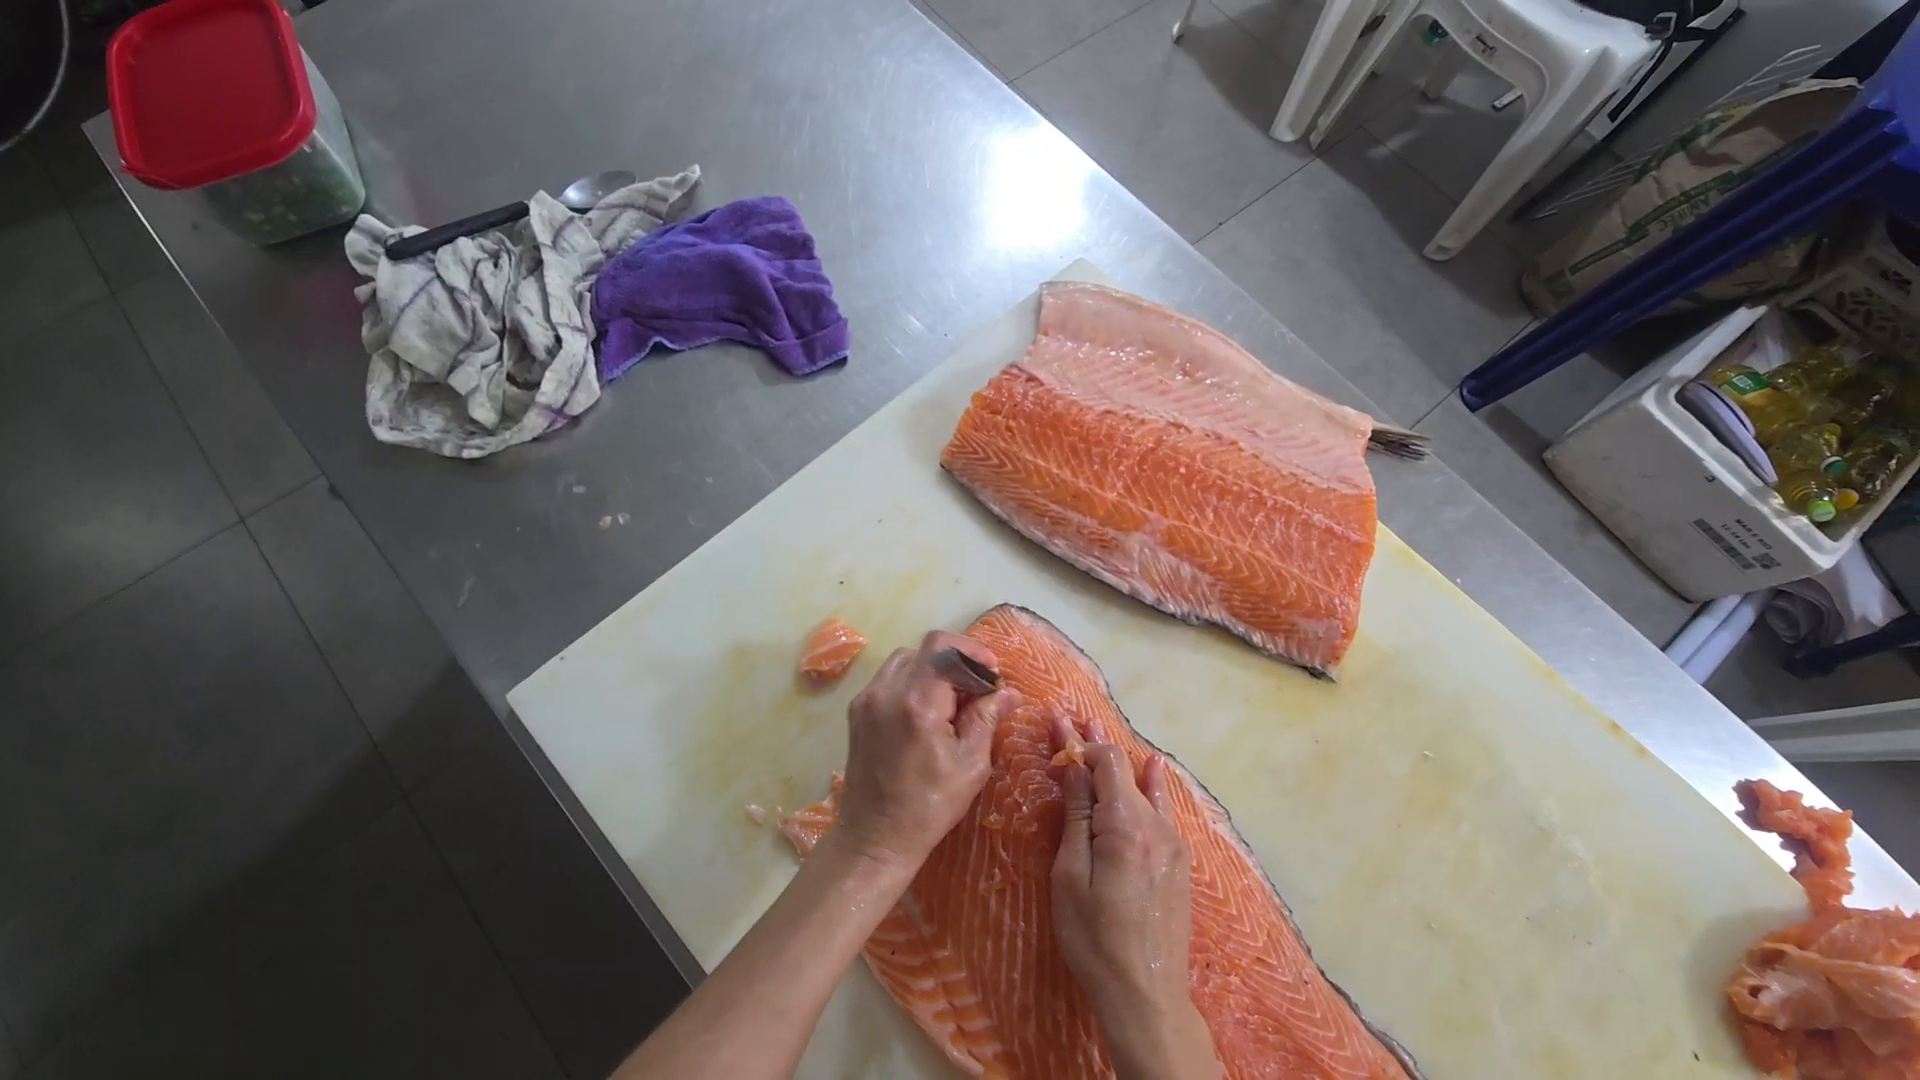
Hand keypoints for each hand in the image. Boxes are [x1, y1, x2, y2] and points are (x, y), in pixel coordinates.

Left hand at [833, 631, 1020, 873]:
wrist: (874, 837)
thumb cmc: (929, 807)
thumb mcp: (971, 764)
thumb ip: (987, 718)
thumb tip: (1008, 692)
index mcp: (917, 704)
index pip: (943, 647)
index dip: (972, 651)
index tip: (991, 674)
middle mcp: (886, 692)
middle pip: (925, 650)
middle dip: (955, 663)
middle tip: (976, 691)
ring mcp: (866, 701)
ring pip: (905, 661)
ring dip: (932, 672)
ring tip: (951, 703)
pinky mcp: (857, 712)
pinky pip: (888, 680)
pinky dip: (911, 684)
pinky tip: (926, 714)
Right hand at [1050, 715, 1219, 1079]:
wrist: (1146, 994)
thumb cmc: (1094, 939)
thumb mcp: (1070, 877)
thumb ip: (1077, 817)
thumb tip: (1073, 768)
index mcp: (1126, 825)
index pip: (1105, 763)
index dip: (1079, 740)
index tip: (1056, 721)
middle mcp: (1156, 825)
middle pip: (1124, 770)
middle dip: (1095, 744)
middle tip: (1072, 718)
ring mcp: (1173, 843)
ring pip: (1143, 788)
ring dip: (1118, 762)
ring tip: (1098, 732)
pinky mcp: (1178, 861)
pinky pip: (1161, 809)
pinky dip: (1149, 785)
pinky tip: (1153, 767)